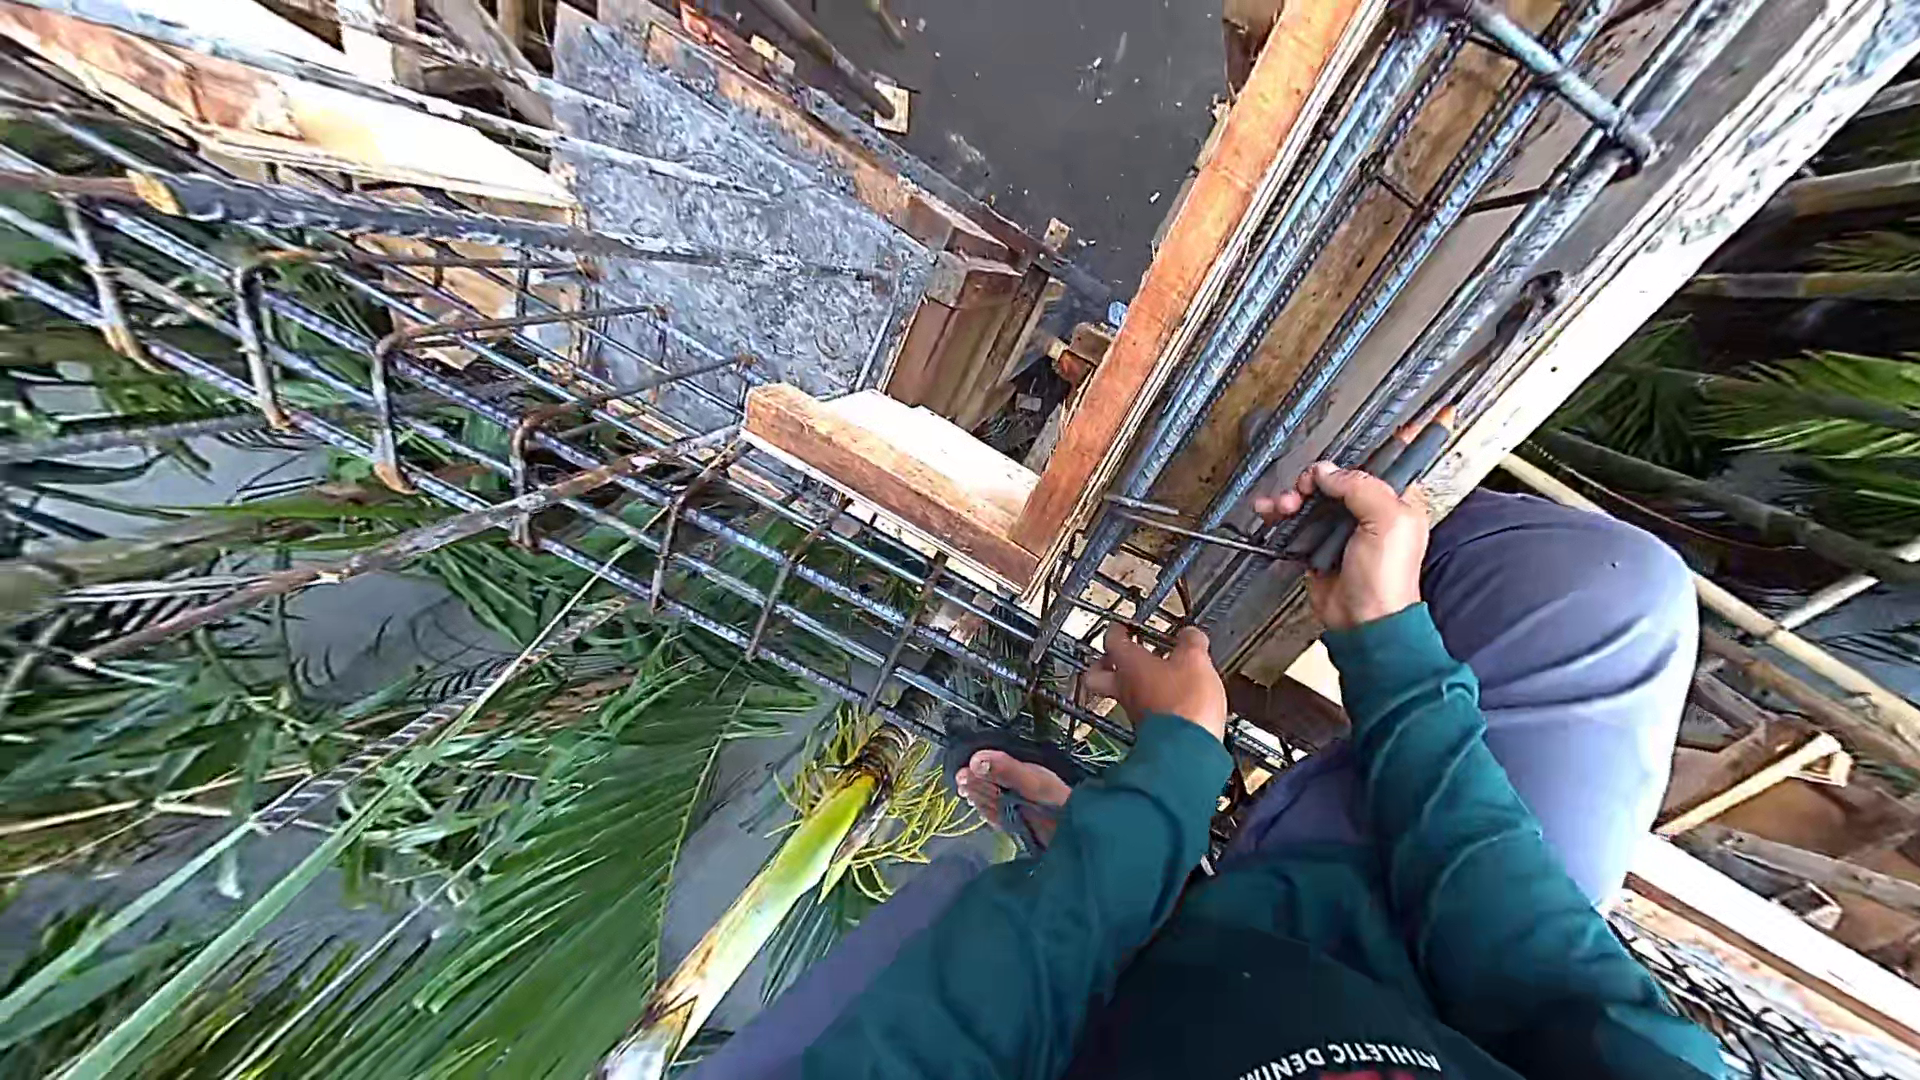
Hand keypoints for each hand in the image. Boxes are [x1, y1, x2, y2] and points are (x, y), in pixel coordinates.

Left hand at [1081, 623, 1227, 740]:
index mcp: (1129, 664)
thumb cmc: (1184, 703)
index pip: (1112, 640)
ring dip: (1130, 683)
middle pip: (1097, 673)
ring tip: (1149, 675)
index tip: (1121, 626)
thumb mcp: (1195, 661)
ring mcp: (1133, 710)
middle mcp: (1124, 687)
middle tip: (1116, 655)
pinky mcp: (1148, 729)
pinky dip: (1148, 701)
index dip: (1117, 630)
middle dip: (1104, 662)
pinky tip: (1167, 699)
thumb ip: (1191, 643)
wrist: (1188, 750)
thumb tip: (1191, 634)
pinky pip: (1140, 710)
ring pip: (1119, 692)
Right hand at [1252, 461, 1427, 630]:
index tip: (1329, 467)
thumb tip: (1328, 471)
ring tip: (1281, 507)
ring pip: (1309, 499)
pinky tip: (1269, 512)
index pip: (1371, 464)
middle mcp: (1367, 511)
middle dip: (1309, 482)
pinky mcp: (1316, 544)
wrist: (1361, 619)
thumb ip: (1361, 487)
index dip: (1346, 461)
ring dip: (1290, 498)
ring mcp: (1339, 528)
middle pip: (1332, 481)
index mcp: (1395, 500)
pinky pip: (1293, 521)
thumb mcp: (1388, 522)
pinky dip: (1278, 515)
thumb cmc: (1387, 579)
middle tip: (1301, 491)